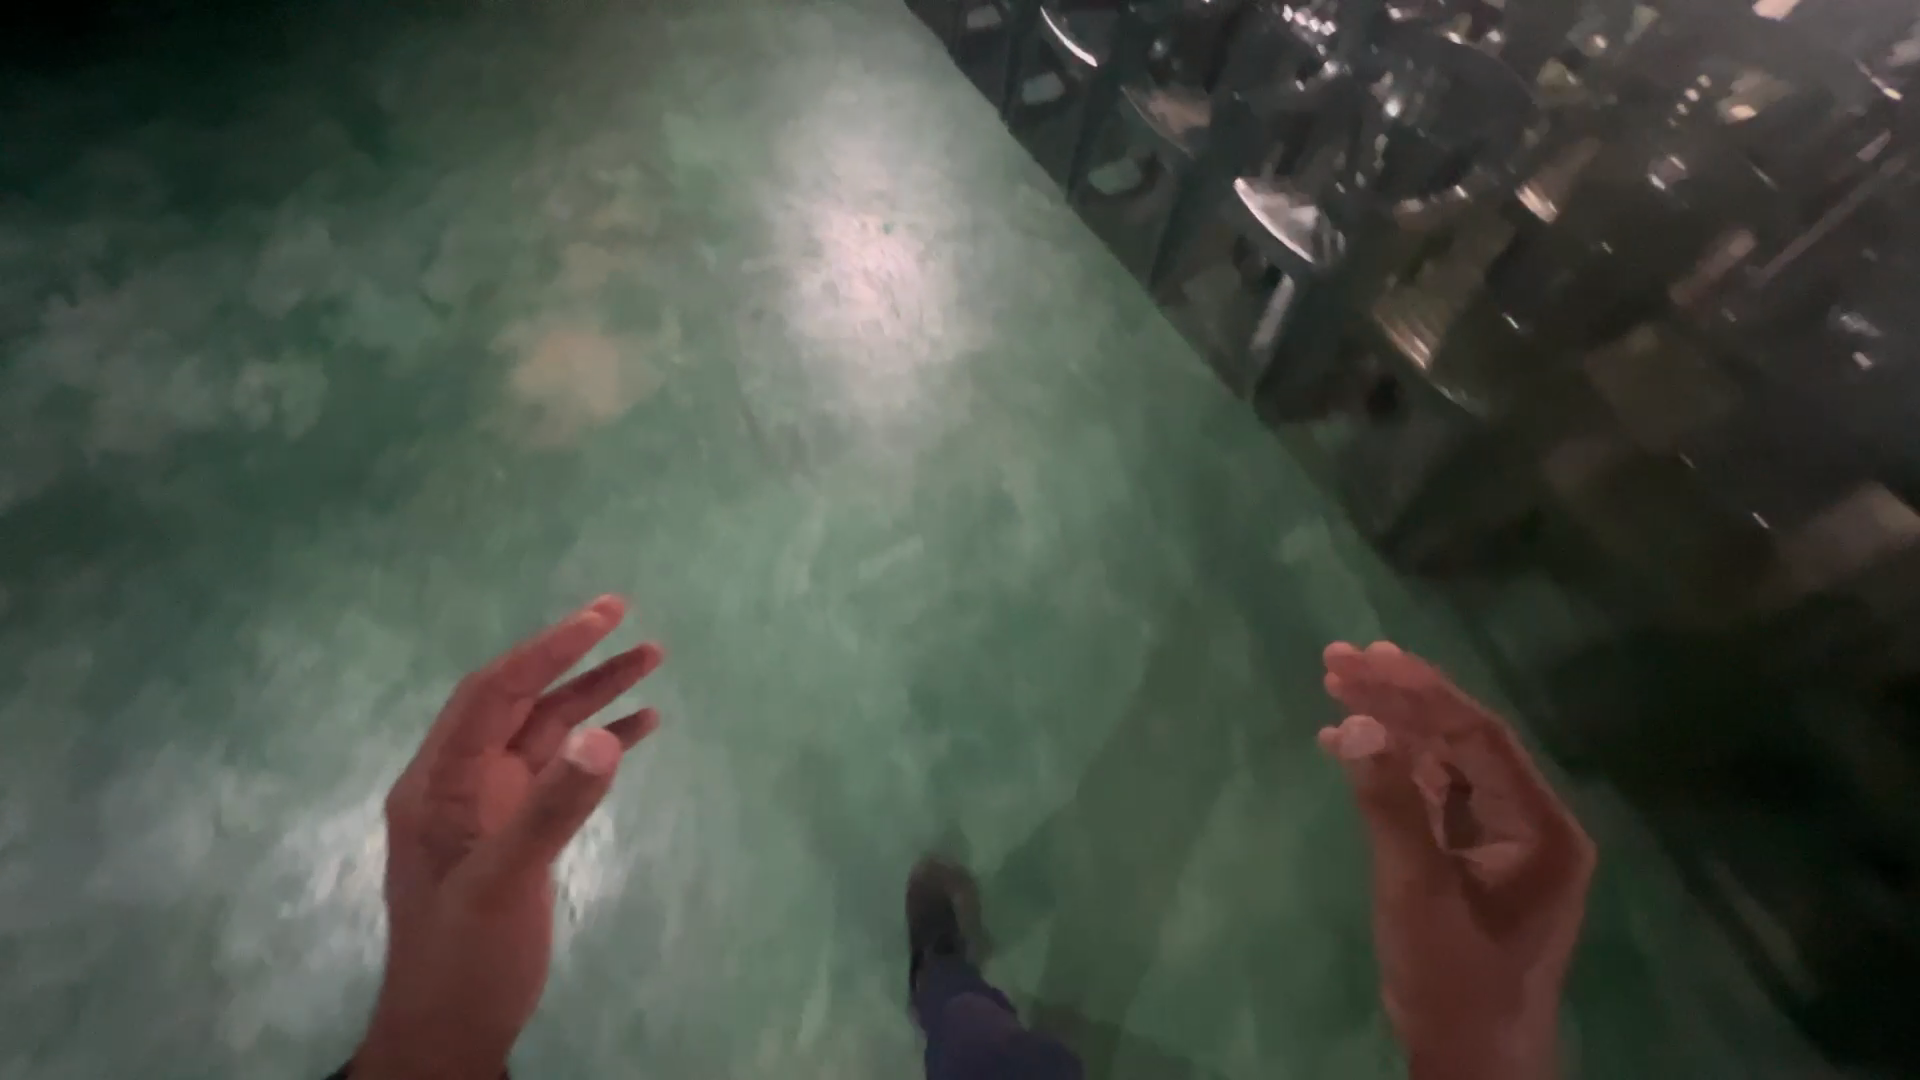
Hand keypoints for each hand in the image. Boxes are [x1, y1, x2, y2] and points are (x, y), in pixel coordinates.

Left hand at [354, 595, 663, 1079]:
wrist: (454, 1031)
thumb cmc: (464, 958)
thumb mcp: (504, 883)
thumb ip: (553, 806)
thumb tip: (605, 735)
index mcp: (441, 781)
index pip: (495, 692)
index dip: (548, 648)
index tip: (603, 617)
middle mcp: (466, 779)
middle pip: (525, 699)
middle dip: (574, 655)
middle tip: (626, 615)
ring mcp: (497, 801)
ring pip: (551, 726)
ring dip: (598, 691)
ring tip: (653, 656)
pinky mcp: (525, 823)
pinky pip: (568, 764)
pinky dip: (606, 736)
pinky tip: (646, 723)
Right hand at [1320, 642, 1594, 1079]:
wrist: (1466, 1053)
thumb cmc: (1454, 977)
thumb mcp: (1417, 889)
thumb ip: (1389, 804)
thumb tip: (1357, 724)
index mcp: (1539, 827)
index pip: (1478, 736)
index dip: (1420, 691)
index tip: (1365, 658)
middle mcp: (1524, 820)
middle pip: (1458, 737)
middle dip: (1397, 696)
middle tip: (1337, 659)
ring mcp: (1494, 835)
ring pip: (1438, 757)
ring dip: (1387, 722)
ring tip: (1334, 684)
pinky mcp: (1462, 850)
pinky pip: (1424, 788)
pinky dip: (1383, 762)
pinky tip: (1341, 743)